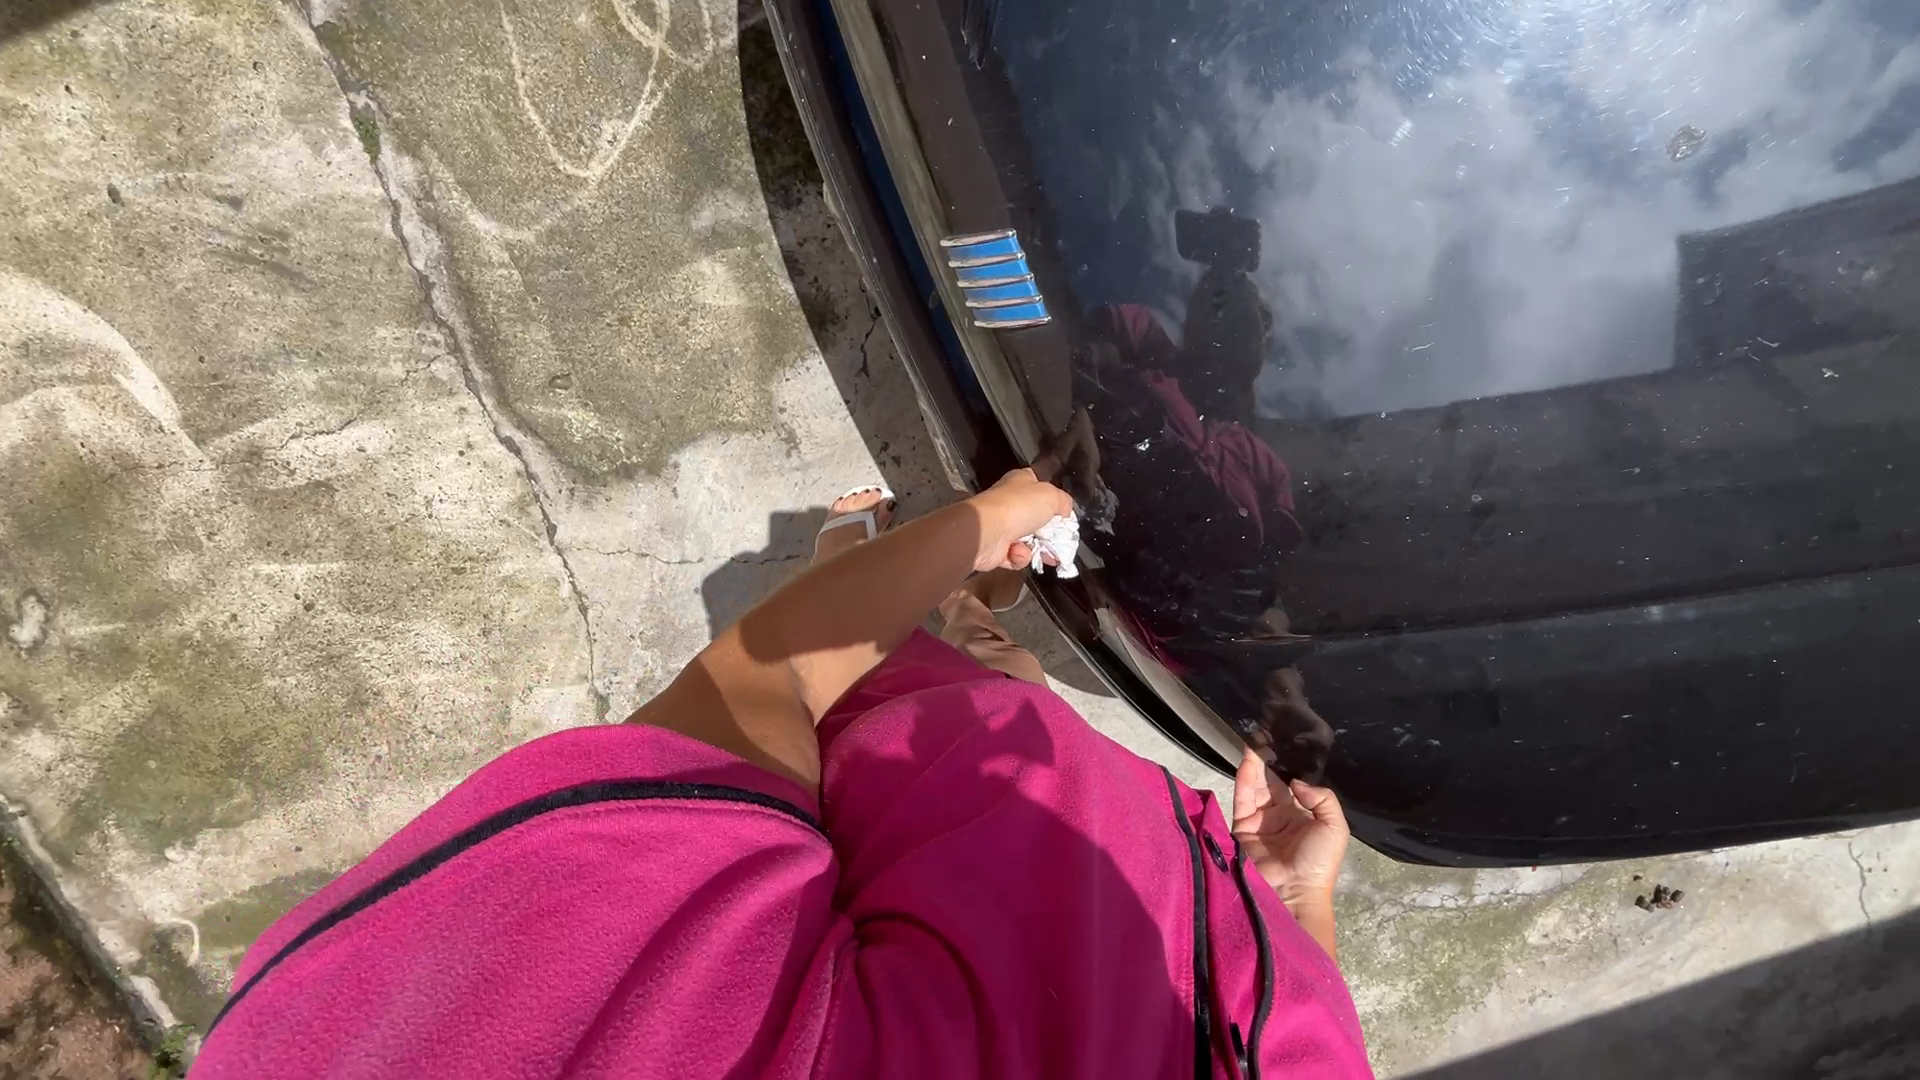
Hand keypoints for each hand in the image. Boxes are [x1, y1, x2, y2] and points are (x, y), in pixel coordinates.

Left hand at [966, 468, 1073, 572]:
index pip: (1041, 486)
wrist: (986, 532)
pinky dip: (1019, 557)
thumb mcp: (1052, 496)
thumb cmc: (1018, 507)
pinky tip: (1017, 552)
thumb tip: (1065, 513)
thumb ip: (1064, 503)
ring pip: (1030, 541)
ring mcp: (1003, 526)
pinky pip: (1016, 556)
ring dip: (1039, 549)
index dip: (1055, 498)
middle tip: (1062, 542)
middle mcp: (1011, 503)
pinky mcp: (996, 548)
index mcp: (1021, 483)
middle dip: (1052, 533)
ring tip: (1047, 555)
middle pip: (1039, 519)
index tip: (1064, 513)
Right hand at [1232, 747, 1348, 911]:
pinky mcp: (1242, 824)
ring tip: (1256, 740)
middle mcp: (1280, 815)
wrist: (1291, 891)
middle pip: (1272, 782)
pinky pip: (1243, 796)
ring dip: (1257, 764)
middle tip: (1266, 736)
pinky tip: (1249, 759)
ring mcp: (1260, 819)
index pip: (1293, 785)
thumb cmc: (1317, 861)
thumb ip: (1323, 799)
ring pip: (1257, 785)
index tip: (1286, 745)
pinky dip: (1245, 777)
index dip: (1289, 766)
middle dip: (1270, 761)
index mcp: (1303, 816)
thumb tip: (1297, 782)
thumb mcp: (1335, 829)